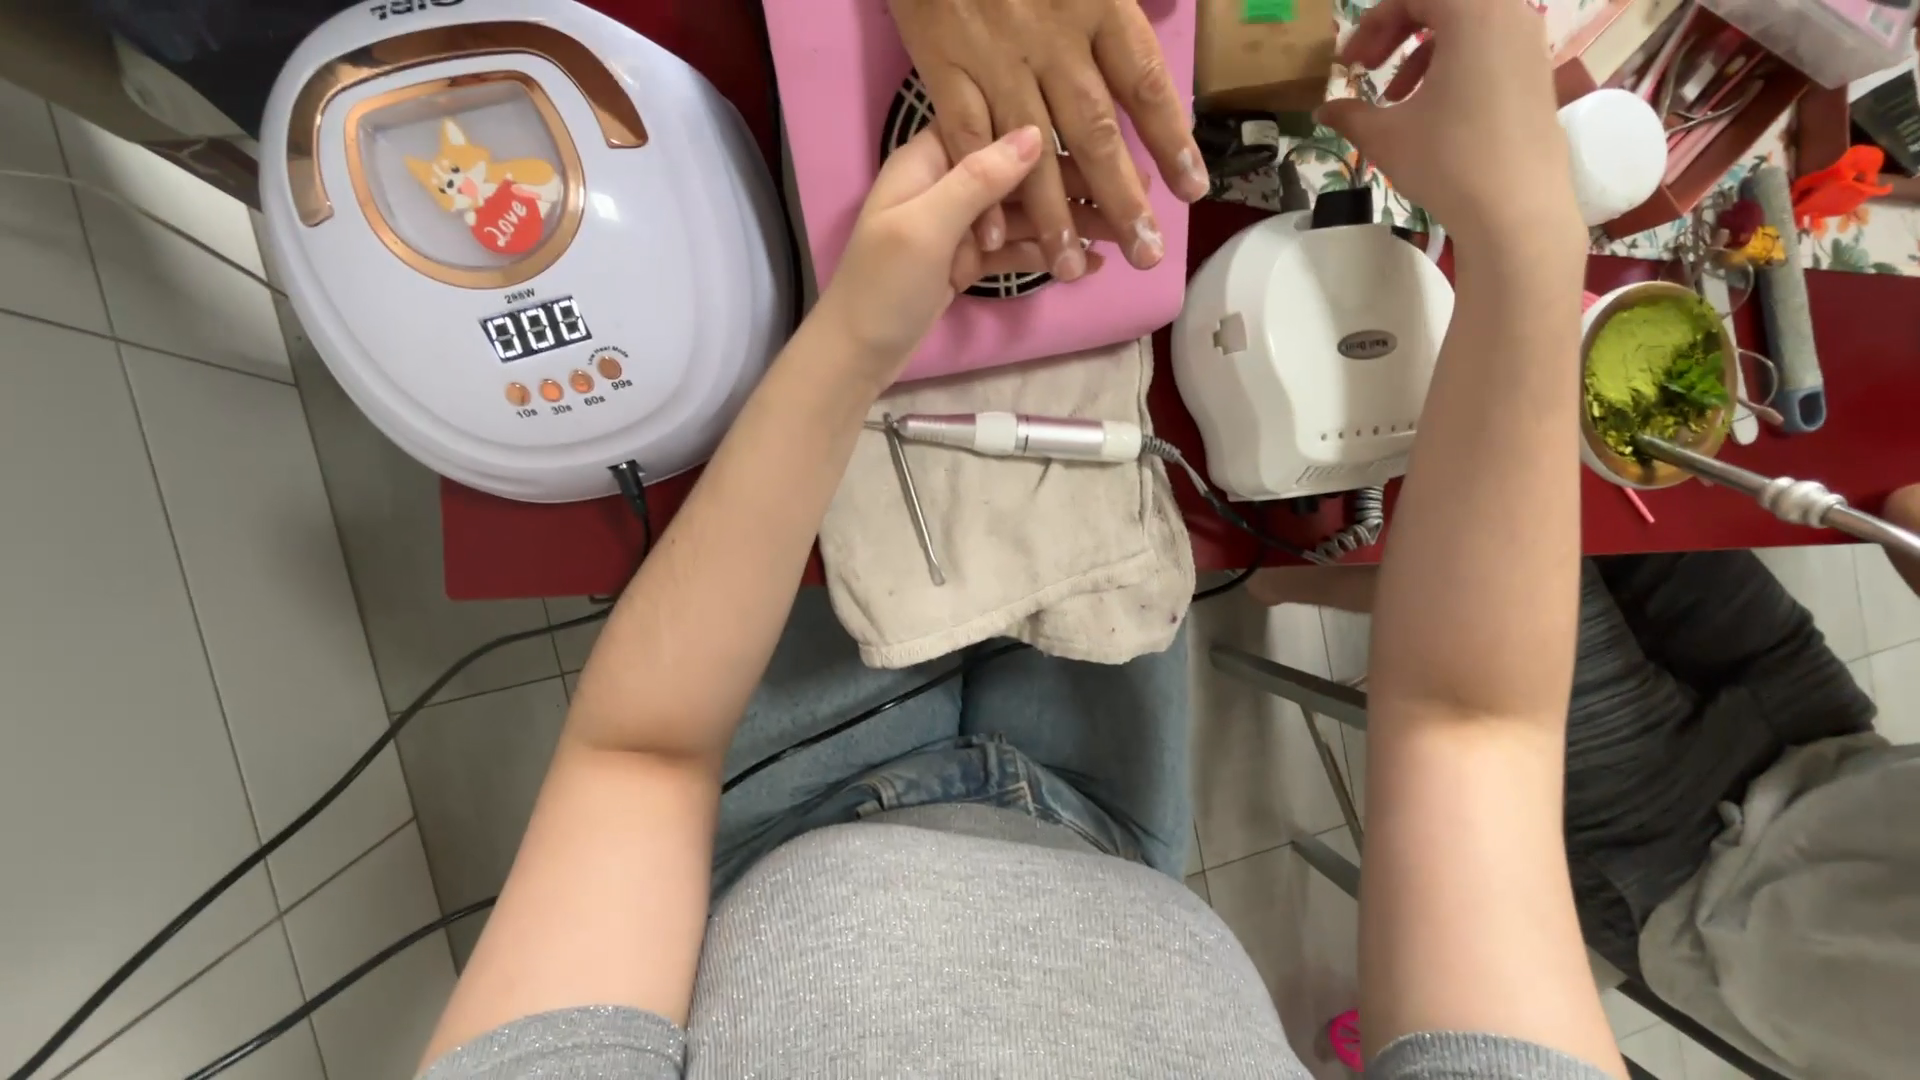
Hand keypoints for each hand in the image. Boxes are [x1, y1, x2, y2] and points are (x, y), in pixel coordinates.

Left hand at [815, 126, 1102, 379]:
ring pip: (1023, 216)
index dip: (1054, 138)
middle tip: (1133, 201)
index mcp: (931, 160)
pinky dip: (1045, 254)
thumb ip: (978, 179)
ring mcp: (959, 226)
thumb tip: (1035, 133)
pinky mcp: (966, 261)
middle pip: (1021, 176)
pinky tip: (1087, 261)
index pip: (1000, 132)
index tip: (1107, 148)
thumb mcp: (926, 226)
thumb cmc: (883, 287)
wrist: (857, 354)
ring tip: (1122, 235)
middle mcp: (948, 184)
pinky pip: (1013, 250)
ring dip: (1069, 224)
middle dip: (1073, 188)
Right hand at [886, 0, 1207, 279]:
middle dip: (1122, 200)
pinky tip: (994, 241)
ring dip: (1054, 217)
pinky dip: (979, 191)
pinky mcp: (946, 71)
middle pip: (1095, 134)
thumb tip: (1169, 21)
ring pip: (1032, 152)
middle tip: (1144, 254)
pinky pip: (966, 141)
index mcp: (1095, 5)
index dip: (1170, 140)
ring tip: (1072, 269)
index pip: (1144, 84)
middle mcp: (1053, 42)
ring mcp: (996, 62)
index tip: (1190, 190)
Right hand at [1316, 0, 1583, 252]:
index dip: (1372, 23)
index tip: (1347, 63)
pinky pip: (1488, 45)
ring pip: (1467, 23)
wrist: (1514, 204)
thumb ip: (1350, 114)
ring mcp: (1528, 40)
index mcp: (1473, 13)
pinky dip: (1452, 63)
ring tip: (1394, 97)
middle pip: (1444, 2)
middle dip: (1397, 29)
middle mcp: (1509, 12)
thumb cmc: (1446, 159)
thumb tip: (1324, 110)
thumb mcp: (1385, 136)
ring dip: (1422, 50)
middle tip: (1366, 69)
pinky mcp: (1534, 70)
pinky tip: (1430, 109)